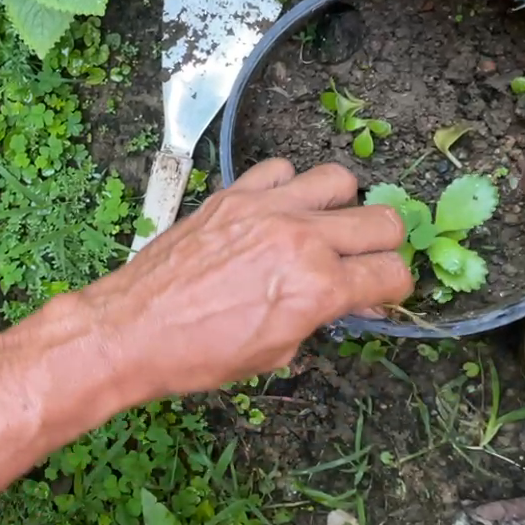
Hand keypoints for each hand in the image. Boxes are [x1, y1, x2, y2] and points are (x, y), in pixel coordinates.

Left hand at [77, 159, 410, 405]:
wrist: (132, 329)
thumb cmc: (199, 355)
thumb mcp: (276, 351)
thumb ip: (320, 316)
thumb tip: (348, 298)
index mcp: (318, 288)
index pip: (392, 273)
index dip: (390, 289)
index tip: (376, 293)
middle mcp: (300, 239)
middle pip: (383, 220)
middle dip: (380, 247)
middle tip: (357, 262)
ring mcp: (264, 209)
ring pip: (339, 180)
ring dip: (340, 206)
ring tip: (319, 228)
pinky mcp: (231, 195)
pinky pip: (279, 169)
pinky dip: (286, 187)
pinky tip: (274, 211)